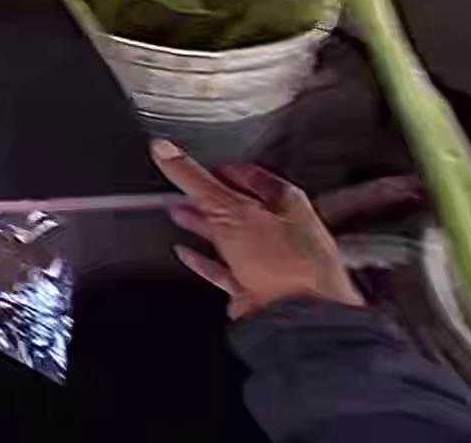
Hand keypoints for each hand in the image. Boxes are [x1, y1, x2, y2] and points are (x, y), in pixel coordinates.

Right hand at [151, 139, 364, 318]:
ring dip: (202, 226)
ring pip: (232, 236)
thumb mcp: (226, 208)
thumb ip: (191, 177)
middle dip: (206, 199)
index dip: (219, 169)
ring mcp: (276, 263)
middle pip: (239, 207)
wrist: (306, 321)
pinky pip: (227, 268)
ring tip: (179, 215)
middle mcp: (286, 232)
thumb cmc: (286, 262)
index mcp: (286, 205)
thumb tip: (164, 148)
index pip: (249, 175)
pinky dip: (204, 260)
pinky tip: (188, 253)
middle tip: (182, 191)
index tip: (196, 167)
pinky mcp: (263, 288)